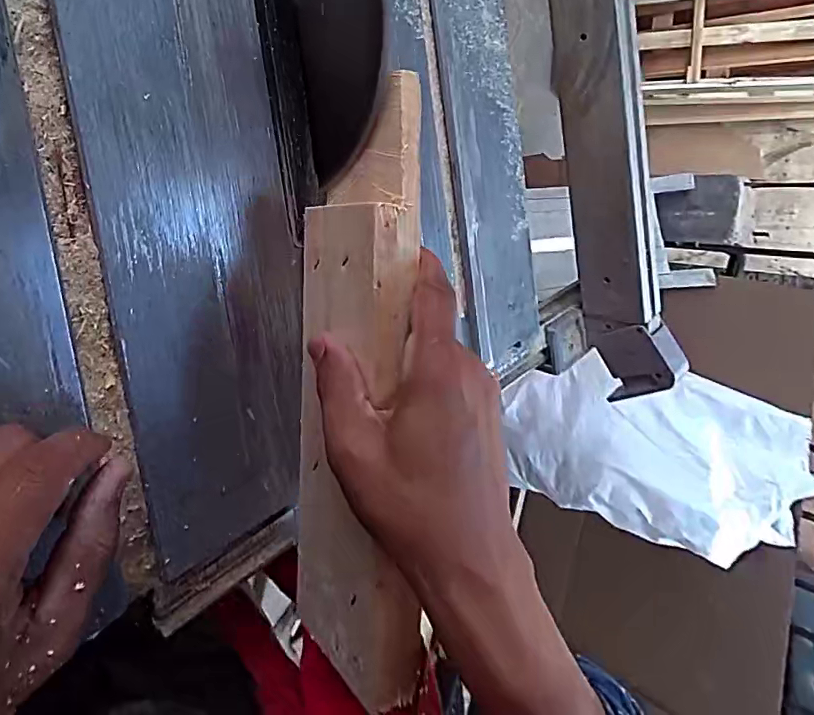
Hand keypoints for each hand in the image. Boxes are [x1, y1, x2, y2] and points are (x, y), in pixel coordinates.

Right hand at [308, 249, 513, 597]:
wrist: (473, 563)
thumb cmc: (418, 514)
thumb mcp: (354, 451)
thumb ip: (337, 387)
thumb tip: (326, 345)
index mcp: (438, 373)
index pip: (436, 296)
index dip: (421, 266)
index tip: (407, 249)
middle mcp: (469, 374)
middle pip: (434, 323)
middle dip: (400, 319)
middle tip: (365, 333)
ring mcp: (484, 394)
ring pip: (444, 352)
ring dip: (412, 355)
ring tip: (377, 388)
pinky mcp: (487, 413)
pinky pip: (455, 375)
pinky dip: (428, 377)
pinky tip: (402, 413)